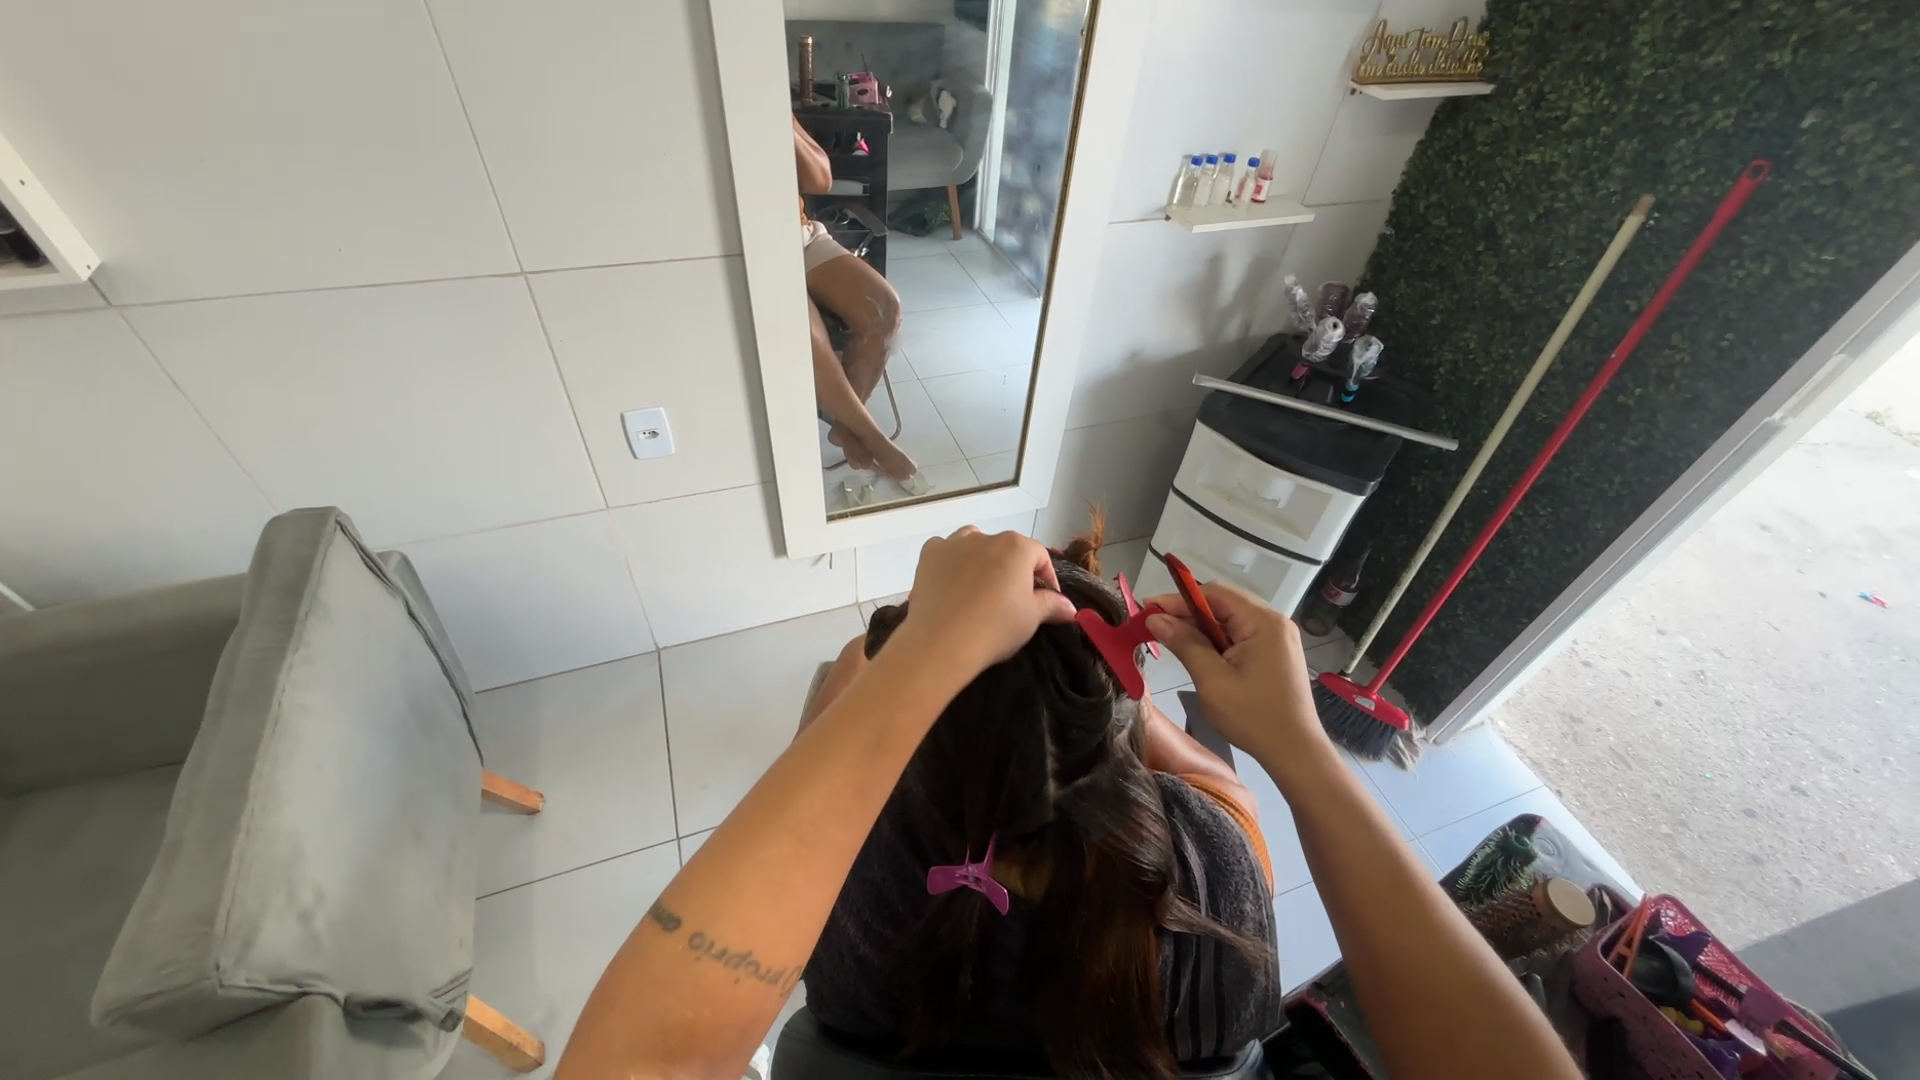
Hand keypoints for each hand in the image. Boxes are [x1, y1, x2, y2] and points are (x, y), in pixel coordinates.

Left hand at [894, 526, 1075, 677]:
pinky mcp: (928, 555)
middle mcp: (986, 537)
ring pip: (974, 542)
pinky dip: (950, 560)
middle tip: (1013, 599)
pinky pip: (944, 550)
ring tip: (981, 586)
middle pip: (1007, 549)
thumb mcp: (1031, 618)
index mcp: (1016, 547)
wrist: (942, 642)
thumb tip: (1070, 607)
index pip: (1040, 556)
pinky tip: (951, 581)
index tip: (1047, 600)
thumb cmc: (995, 627)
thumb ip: (1052, 606)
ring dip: (981, 557)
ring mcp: (953, 543)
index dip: (1047, 578)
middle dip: (1014, 569)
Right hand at [1142, 581, 1330, 769]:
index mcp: (1263, 622)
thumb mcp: (1212, 679)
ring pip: (1230, 620)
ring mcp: (1277, 638)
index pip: (1215, 594)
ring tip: (1170, 636)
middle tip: (1154, 622)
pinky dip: (1216, 639)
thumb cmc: (1253, 717)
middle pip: (1223, 604)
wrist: (1295, 752)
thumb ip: (1184, 643)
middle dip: (1187, 611)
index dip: (1179, 598)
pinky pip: (1240, 635)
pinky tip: (1197, 650)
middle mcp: (1274, 622)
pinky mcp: (1275, 653)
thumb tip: (1155, 618)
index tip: (1149, 607)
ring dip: (1200, 626)